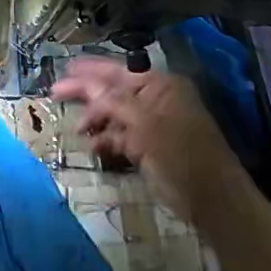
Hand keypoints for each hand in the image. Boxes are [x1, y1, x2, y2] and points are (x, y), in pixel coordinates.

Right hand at [52, 58, 242, 222]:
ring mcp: (153, 123)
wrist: (214, 200)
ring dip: (97, 121)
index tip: (64, 70)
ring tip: (78, 130)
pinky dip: (108, 140)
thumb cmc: (182, 155)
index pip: (119, 71)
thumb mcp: (145, 125)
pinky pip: (122, 136)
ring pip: (116, 115)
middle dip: (87, 94)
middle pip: (114, 91)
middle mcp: (157, 99)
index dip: (90, 70)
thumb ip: (113, 102)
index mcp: (161, 86)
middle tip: (56, 94)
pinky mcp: (150, 146)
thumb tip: (87, 84)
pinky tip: (94, 147)